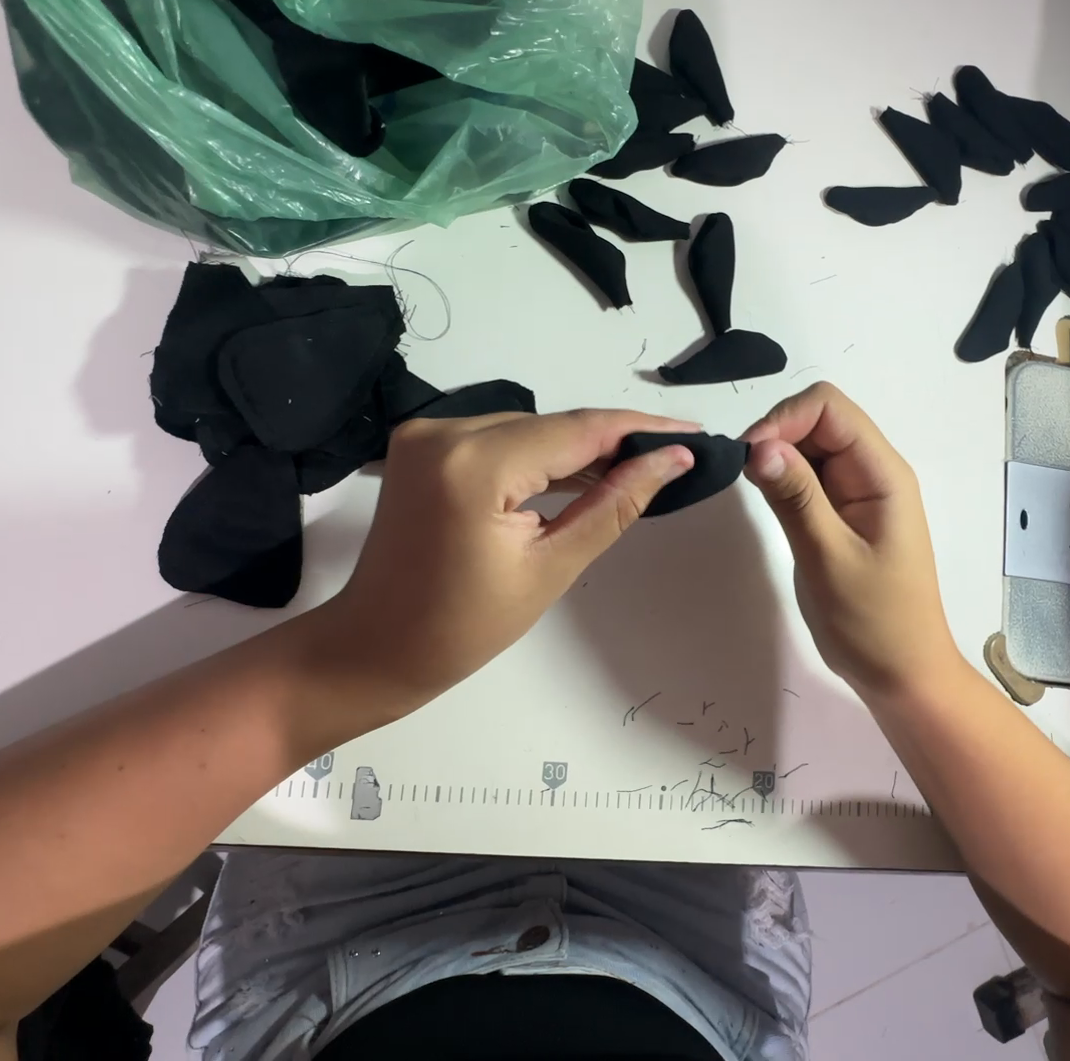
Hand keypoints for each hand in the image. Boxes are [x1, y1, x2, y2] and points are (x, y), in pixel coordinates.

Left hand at [306, 409, 697, 713]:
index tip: (694, 435)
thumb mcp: (550, 568)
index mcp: (474, 465)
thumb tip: (670, 460)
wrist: (375, 645)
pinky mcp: (421, 444)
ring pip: (527, 428)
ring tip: (636, 467)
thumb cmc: (464, 628)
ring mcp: (427, 433)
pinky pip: (498, 438)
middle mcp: (445, 431)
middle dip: (613, 440)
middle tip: (673, 456)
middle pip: (552, 425)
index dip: (640, 430)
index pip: (577, 430)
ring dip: (577, 448)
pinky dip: (538, 455)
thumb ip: (613, 504)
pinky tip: (578, 472)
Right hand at [742, 383, 958, 698]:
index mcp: (881, 473)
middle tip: (745, 477)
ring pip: (808, 446)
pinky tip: (765, 499)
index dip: (783, 419)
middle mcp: (870, 472)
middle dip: (776, 434)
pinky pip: (806, 476)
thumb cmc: (872, 620)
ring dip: (775, 456)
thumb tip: (758, 445)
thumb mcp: (828, 558)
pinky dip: (780, 478)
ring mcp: (854, 492)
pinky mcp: (838, 512)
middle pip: (818, 419)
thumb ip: (795, 497)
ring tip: (752, 490)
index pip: (829, 408)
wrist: (899, 671)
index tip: (749, 458)